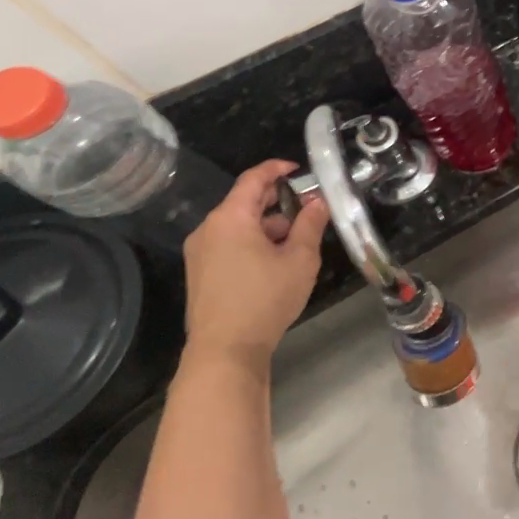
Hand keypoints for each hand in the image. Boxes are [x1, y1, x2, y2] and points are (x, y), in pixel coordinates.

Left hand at [181, 160, 329, 365]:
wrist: (225, 349)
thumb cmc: (265, 298)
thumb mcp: (300, 259)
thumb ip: (310, 224)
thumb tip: (318, 202)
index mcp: (230, 218)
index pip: (253, 179)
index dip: (277, 169)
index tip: (300, 170)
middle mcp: (208, 229)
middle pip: (245, 202)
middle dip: (278, 202)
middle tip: (309, 209)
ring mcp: (200, 252)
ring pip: (239, 225)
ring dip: (268, 226)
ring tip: (298, 241)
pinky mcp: (200, 272)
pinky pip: (229, 244)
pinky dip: (253, 242)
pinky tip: (276, 261)